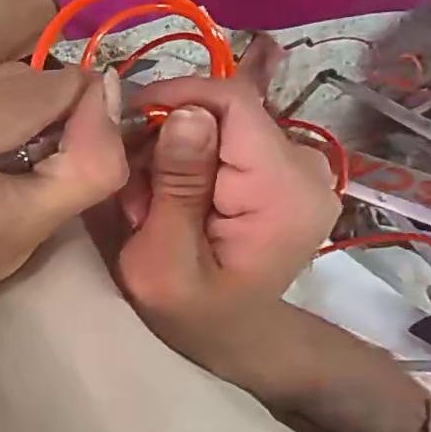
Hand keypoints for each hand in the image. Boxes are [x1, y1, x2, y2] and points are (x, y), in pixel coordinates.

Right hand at [111, 76, 338, 337]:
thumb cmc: (190, 309)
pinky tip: (168, 193)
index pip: (235, 102)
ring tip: (146, 199)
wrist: (230, 336)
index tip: (124, 118)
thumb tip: (185, 112)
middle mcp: (306, 168)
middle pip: (224, 110)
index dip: (176, 95)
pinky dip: (187, 157)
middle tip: (131, 184)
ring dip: (170, 150)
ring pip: (219, 122)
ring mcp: (298, 167)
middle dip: (165, 136)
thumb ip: (177, 186)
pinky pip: (226, 138)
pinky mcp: (281, 170)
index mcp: (284, 191)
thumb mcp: (164, 256)